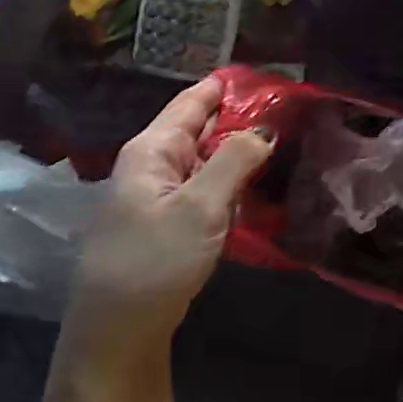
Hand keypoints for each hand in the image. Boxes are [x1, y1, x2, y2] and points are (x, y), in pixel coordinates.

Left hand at [68, 76, 272, 345]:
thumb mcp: (200, 208)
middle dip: (236, 120)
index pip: (191, 103)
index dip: (224, 86)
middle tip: (284, 112)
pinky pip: (200, 193)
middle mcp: (151, 166)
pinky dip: (225, 188)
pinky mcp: (165, 226)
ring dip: (234, 156)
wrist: (118, 328)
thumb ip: (234, 162)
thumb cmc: (155, 260)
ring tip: (277, 146)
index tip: (260, 73)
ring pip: (202, 164)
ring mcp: (155, 198)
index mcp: (152, 150)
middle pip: (198, 131)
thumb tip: (264, 129)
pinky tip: (249, 194)